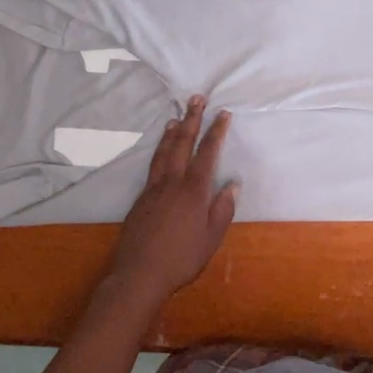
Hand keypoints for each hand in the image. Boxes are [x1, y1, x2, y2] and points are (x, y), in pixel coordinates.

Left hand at [106, 96, 238, 304]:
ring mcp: (154, 188)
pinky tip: (161, 150)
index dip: (216, 131)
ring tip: (176, 117)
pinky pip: (153, 165)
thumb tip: (233, 184)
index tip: (223, 113)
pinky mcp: (141, 198)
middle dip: (192, 119)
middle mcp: (173, 182)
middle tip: (196, 98)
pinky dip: (159, 150)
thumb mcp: (211, 238)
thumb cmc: (182, 258)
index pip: (208, 153)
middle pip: (183, 143)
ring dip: (172, 132)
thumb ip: (223, 209)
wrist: (139, 274)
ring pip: (164, 152)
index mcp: (194, 190)